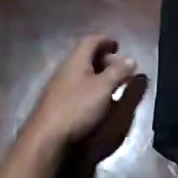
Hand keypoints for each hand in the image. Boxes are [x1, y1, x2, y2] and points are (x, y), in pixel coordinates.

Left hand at [21, 35, 139, 149]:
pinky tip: (98, 101)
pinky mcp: (57, 102)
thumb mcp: (104, 88)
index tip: (118, 46)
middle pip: (86, 56)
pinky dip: (91, 87)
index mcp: (76, 60)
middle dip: (105, 59)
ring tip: (112, 85)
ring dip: (99, 75)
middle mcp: (66, 69)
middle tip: (120, 69)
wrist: (47, 136)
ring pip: (82, 72)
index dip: (106, 40)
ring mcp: (59, 86)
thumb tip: (131, 59)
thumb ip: (118, 72)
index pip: (91, 40)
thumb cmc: (78, 107)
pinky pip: (77, 86)